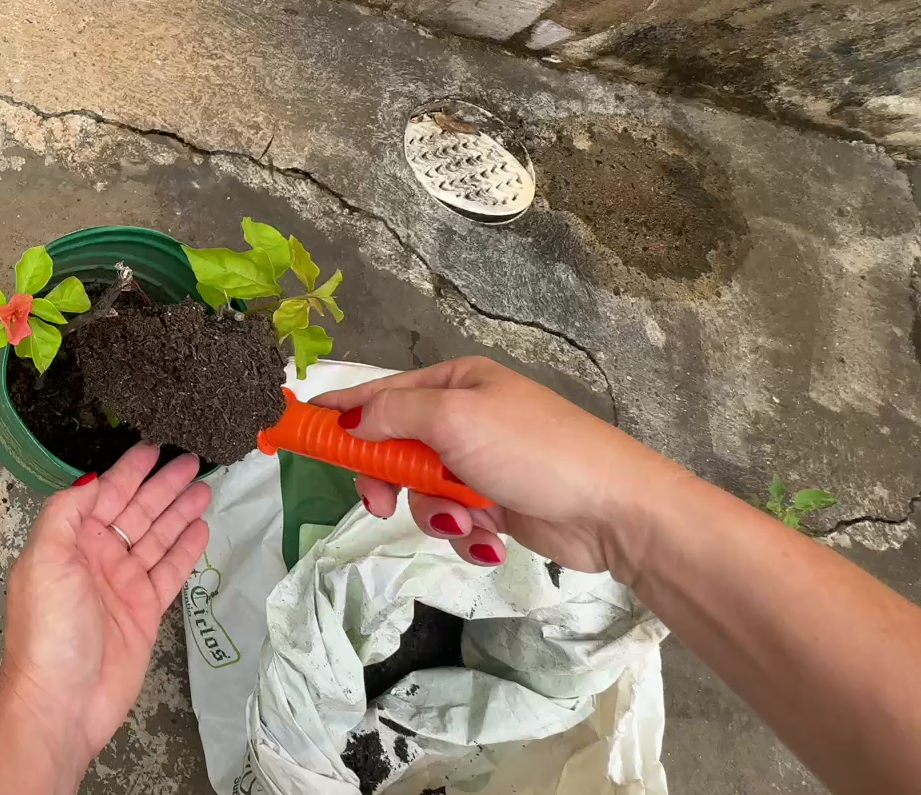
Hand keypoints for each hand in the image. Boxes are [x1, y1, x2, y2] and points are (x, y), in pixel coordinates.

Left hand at [0, 443, 211, 767]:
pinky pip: (169, 571)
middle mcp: (98, 555)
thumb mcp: (45, 557)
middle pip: (136, 510)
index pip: (106, 493)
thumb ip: (67, 511)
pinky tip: (201, 527)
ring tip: (204, 486)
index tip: (154, 445)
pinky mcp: (145, 611)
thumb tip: (91, 478)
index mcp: (71, 539)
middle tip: (192, 459)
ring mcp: (123, 582)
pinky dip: (184, 549)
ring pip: (156, 536)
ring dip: (179, 511)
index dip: (130, 470)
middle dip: (162, 485)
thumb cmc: (48, 626)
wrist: (61, 701)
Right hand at [312, 356, 684, 577]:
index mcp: (453, 383)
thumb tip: (349, 423)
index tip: (303, 423)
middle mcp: (461, 417)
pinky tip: (484, 537)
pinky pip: (450, 513)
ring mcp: (477, 460)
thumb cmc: (530, 449)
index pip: (380, 392)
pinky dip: (461, 528)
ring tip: (459, 522)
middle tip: (378, 501)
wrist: (617, 511)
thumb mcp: (453, 419)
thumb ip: (390, 415)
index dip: (340, 409)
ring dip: (432, 510)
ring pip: (418, 486)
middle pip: (393, 444)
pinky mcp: (492, 501)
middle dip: (386, 476)